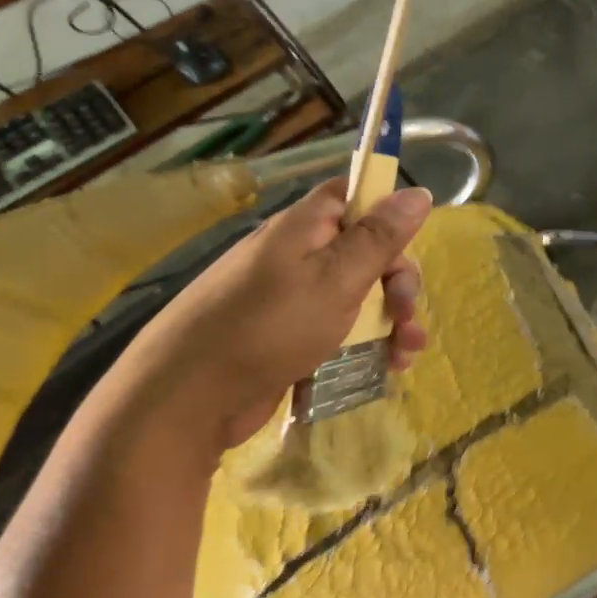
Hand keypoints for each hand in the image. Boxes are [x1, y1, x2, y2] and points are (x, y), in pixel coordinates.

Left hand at [108, 177, 433, 451]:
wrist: (178, 407)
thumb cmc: (266, 330)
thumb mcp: (337, 279)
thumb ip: (381, 236)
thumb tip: (418, 190)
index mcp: (303, 230)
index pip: (352, 193)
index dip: (388, 207)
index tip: (414, 238)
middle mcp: (295, 256)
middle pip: (367, 250)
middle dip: (399, 281)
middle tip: (407, 313)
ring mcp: (289, 298)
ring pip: (359, 295)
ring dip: (392, 319)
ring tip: (406, 353)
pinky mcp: (286, 337)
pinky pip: (339, 329)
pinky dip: (367, 344)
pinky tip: (386, 366)